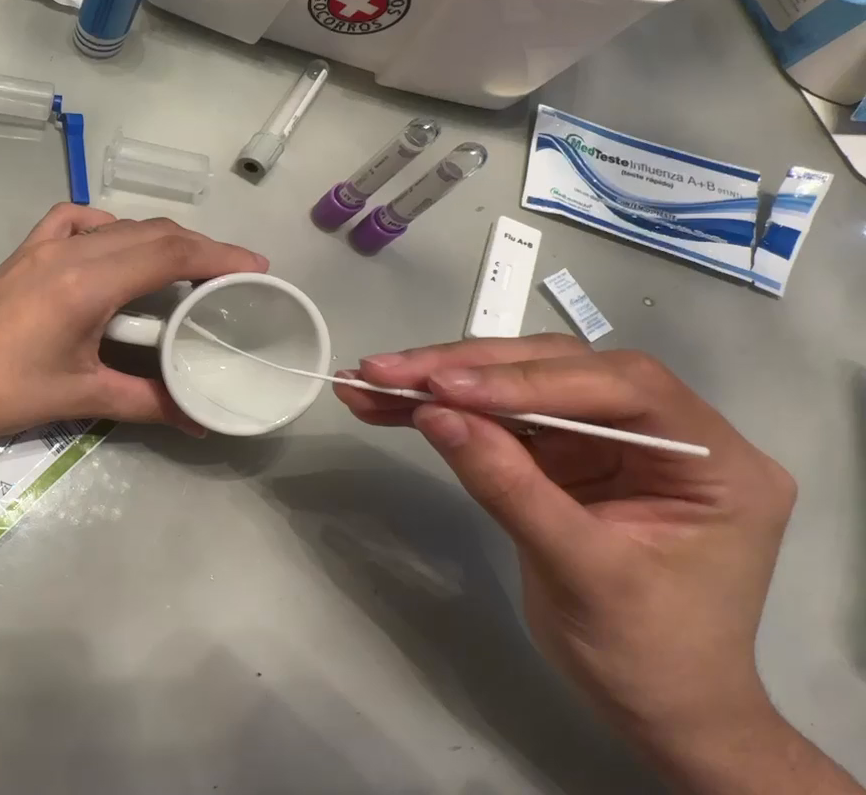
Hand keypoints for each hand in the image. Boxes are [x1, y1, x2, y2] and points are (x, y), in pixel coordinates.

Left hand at [0, 204, 267, 442]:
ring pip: (112, 226)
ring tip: (183, 269)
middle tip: (232, 276)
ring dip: (154, 237)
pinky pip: (70, 223)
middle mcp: (65, 253)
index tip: (258, 268)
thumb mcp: (80, 397)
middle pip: (147, 232)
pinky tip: (111, 252)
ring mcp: (37, 249)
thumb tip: (201, 418)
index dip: (219, 256)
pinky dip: (102, 227)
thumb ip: (148, 401)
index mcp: (85, 283)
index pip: (168, 253)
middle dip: (197, 247)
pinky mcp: (18, 256)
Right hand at [333, 336, 805, 783]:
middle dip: (464, 369)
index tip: (443, 387)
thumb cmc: (646, 651)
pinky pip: (492, 418)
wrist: (653, 705)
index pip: (619, 388)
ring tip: (364, 383)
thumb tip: (435, 416)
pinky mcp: (560, 455)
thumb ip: (510, 487)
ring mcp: (606, 442)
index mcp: (711, 462)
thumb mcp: (581, 571)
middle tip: (383, 372)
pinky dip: (436, 411)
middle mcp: (662, 434)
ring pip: (514, 385)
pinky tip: (383, 406)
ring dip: (435, 383)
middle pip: (557, 370)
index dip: (528, 378)